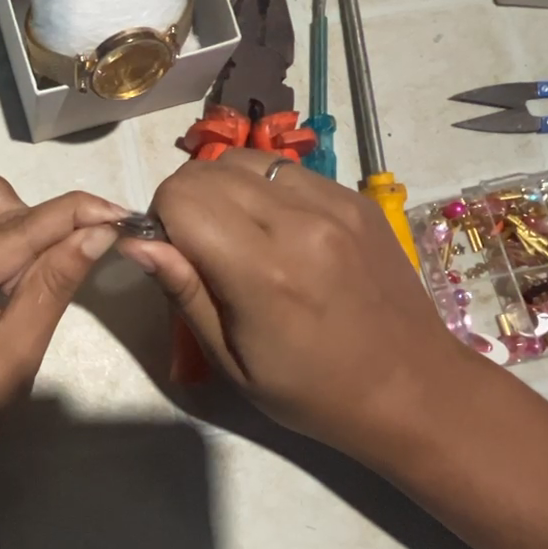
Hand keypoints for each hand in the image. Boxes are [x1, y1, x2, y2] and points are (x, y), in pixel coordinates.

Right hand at [117, 150, 481, 456]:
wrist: (413, 390)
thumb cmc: (310, 390)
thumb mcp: (230, 359)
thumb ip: (183, 291)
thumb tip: (134, 241)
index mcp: (262, 270)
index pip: (180, 197)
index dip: (161, 221)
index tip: (173, 257)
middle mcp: (298, 221)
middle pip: (205, 170)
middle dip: (184, 201)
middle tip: (198, 248)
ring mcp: (334, 203)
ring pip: (244, 159)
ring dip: (221, 188)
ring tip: (236, 234)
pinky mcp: (356, 199)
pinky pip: (285, 169)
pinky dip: (262, 188)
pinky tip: (276, 230)